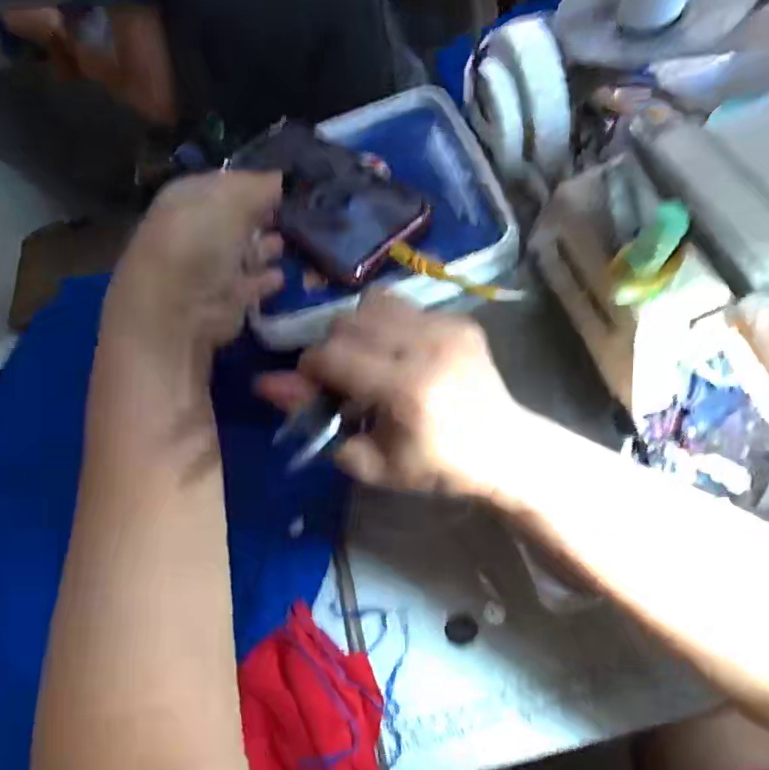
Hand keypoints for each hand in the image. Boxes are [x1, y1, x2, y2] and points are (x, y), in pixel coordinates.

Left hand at [105, 170, 284, 360]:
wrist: (177, 315)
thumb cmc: (197, 246)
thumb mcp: (228, 202)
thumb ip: (258, 187)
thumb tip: (283, 178)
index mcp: (189, 199)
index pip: (228, 183)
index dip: (259, 183)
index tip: (296, 185)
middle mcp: (199, 231)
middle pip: (239, 218)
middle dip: (266, 214)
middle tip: (304, 211)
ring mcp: (213, 269)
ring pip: (247, 251)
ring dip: (268, 246)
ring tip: (301, 240)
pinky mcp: (227, 301)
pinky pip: (253, 284)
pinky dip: (267, 279)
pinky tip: (284, 275)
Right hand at [255, 292, 533, 498]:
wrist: (504, 448)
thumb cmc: (436, 467)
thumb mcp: (372, 462)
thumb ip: (317, 422)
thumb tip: (264, 384)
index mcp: (404, 390)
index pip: (330, 355)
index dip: (311, 371)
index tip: (321, 392)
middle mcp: (425, 348)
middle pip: (346, 322)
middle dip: (334, 349)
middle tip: (347, 380)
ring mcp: (447, 327)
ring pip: (373, 302)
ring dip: (360, 329)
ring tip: (373, 361)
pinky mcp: (460, 319)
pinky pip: (405, 306)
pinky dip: (392, 327)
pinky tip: (405, 355)